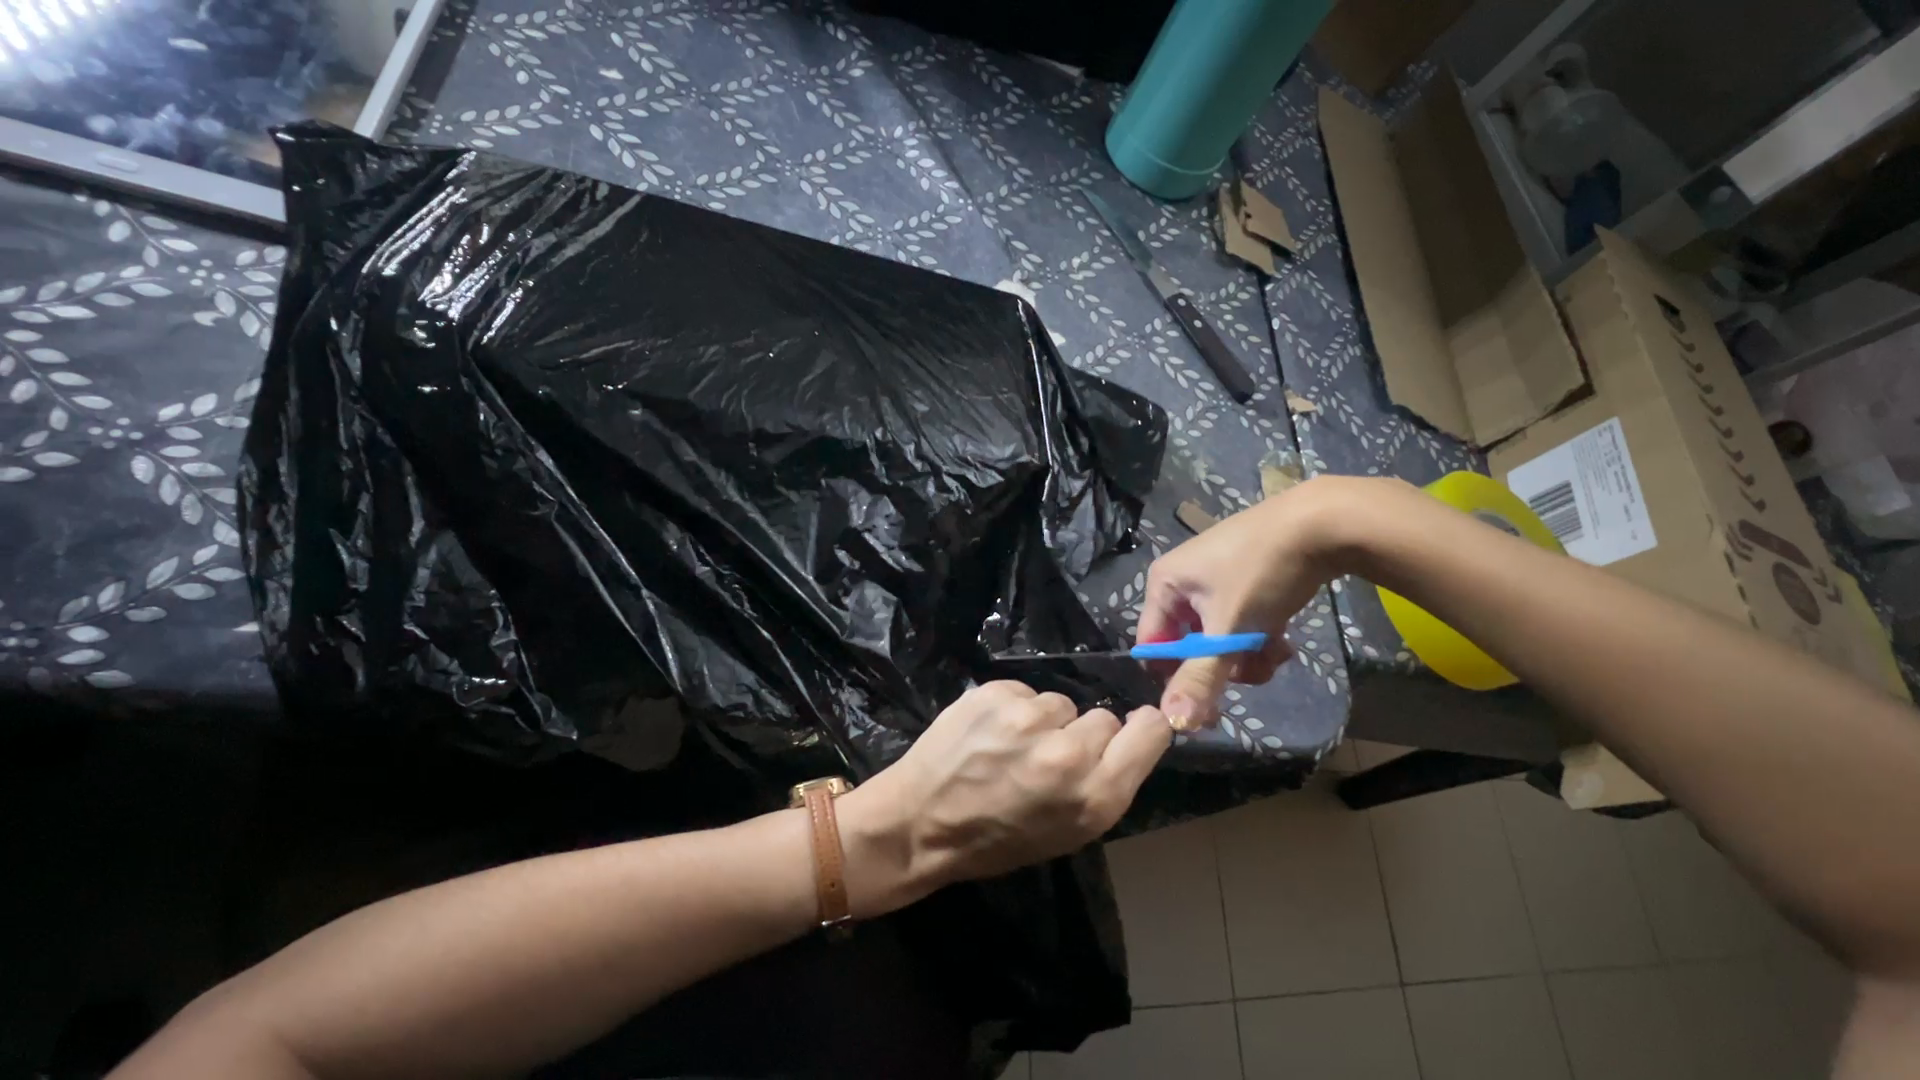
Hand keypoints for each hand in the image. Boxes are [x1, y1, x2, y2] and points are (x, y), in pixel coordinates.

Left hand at [836, 682, 1171, 915]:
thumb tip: (1125, 741)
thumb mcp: (1069, 832)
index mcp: (1097, 796)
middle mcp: (1070, 752)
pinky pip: (1025, 691)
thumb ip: (1104, 785)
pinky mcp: (996, 694)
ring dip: (1045, 720)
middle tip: (1049, 758)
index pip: (1151, 731)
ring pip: (1061, 702)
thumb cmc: (997, 840)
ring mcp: (1030, 718)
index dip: (1140, 730)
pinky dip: (1013, 708)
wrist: (920, 824)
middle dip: (1083, 734)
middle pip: (1105, 717)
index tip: (1124, 735)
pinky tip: (989, 733)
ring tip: (1011, 748)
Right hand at [1139, 476, 1385, 729]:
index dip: (1177, 679)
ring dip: (1246, 655)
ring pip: (1221, 638)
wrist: (1325, 523)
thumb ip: (1201, 677)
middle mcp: (1184, 580)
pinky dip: (1259, 637)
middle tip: (1253, 673)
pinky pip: (1241, 623)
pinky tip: (1284, 640)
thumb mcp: (1230, 628)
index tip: (1208, 703)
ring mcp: (1217, 579)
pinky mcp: (1247, 579)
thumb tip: (1173, 723)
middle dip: (1222, 666)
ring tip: (1276, 654)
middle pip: (1190, 645)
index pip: (1154, 646)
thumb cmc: (1263, 571)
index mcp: (1164, 584)